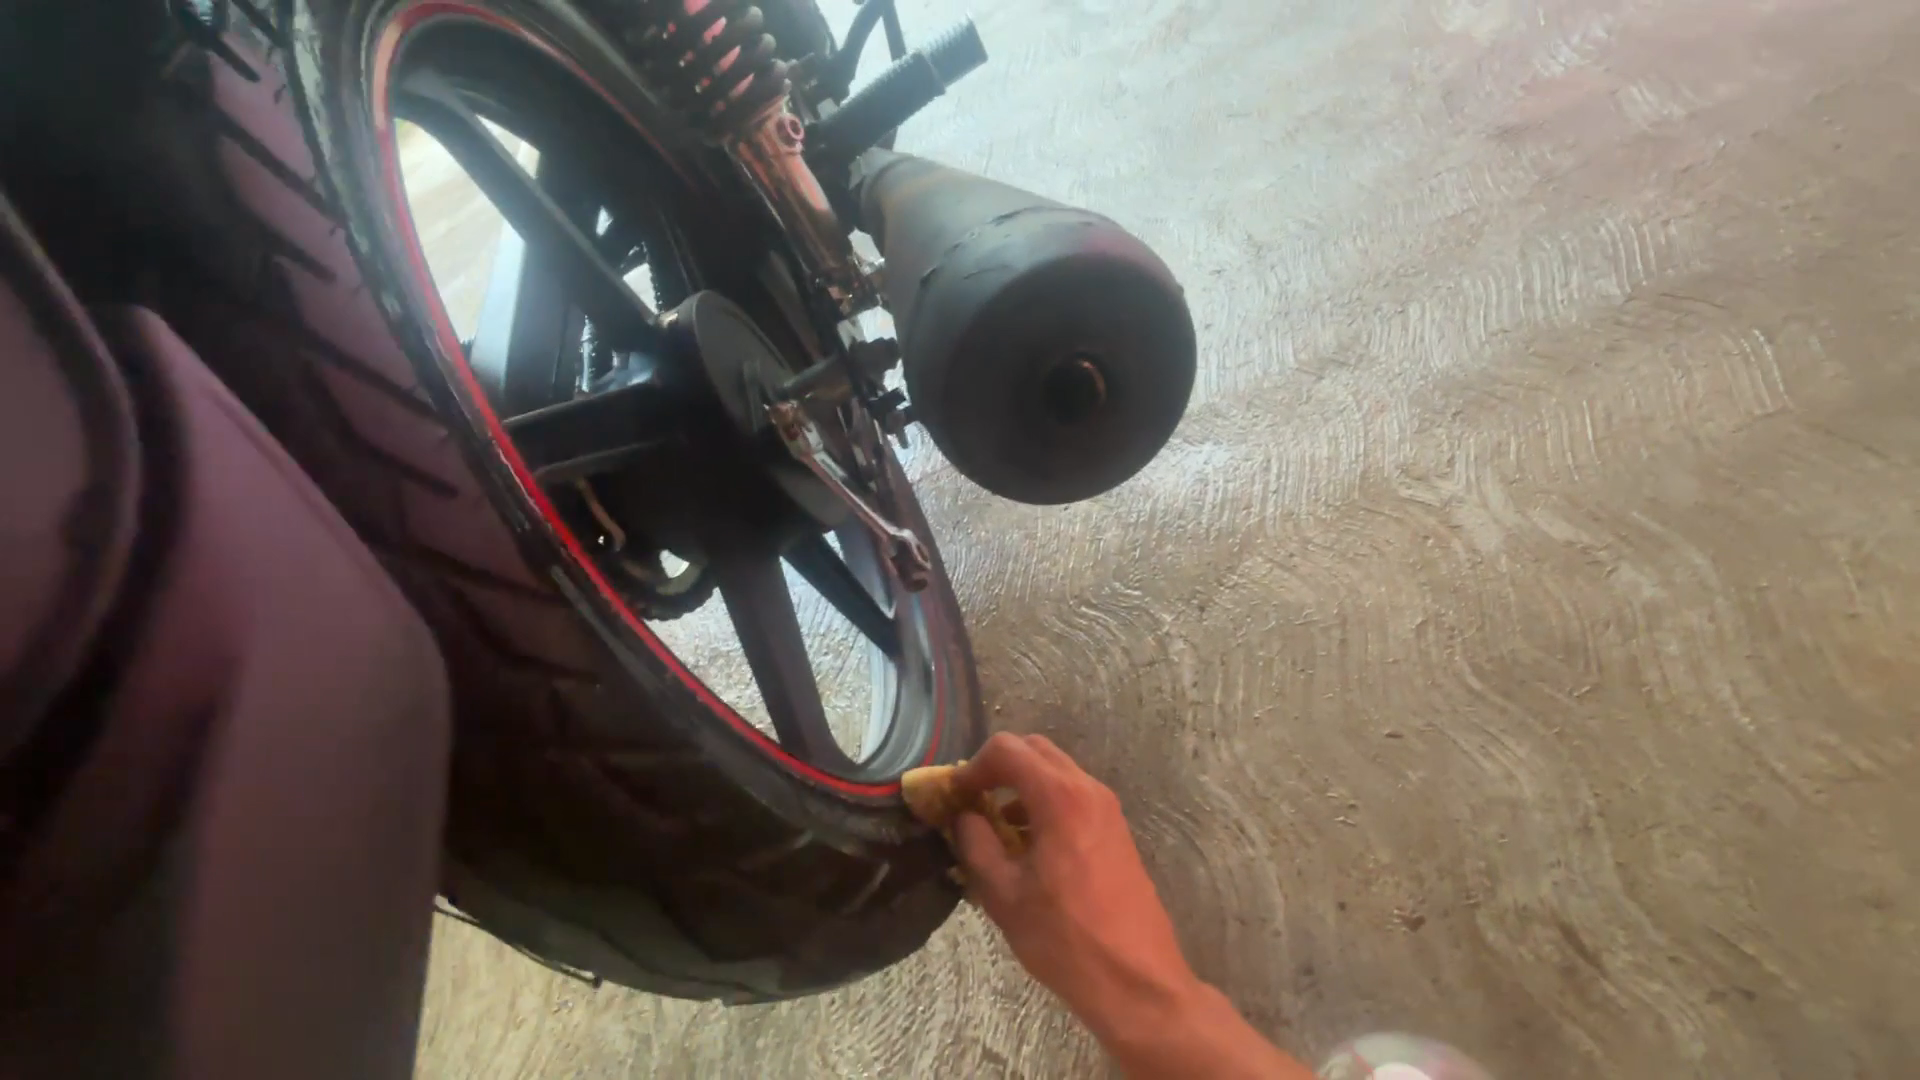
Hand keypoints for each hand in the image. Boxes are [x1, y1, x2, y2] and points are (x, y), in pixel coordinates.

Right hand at [951, 733, 1201, 1035]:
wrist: (1138, 982)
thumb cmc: (1065, 939)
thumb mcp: (1005, 895)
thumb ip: (976, 845)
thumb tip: (962, 817)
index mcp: (1060, 797)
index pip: (1007, 749)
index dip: (973, 766)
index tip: (954, 796)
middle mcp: (1087, 789)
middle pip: (1034, 750)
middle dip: (998, 768)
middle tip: (972, 802)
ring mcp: (1107, 807)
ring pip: (1056, 771)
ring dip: (1021, 785)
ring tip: (995, 828)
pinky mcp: (1116, 828)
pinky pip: (1073, 795)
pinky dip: (1044, 802)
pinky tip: (1029, 846)